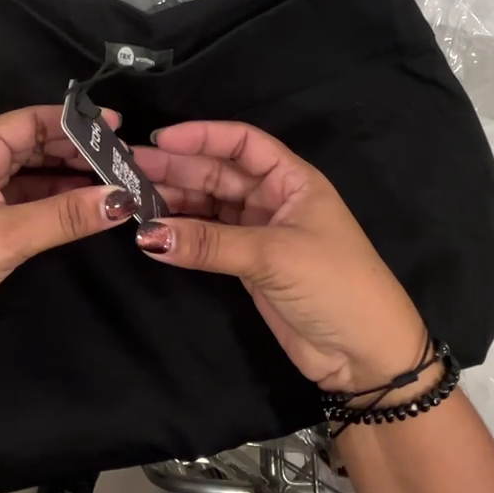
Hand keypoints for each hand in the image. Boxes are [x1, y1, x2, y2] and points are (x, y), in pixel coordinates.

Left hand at [0, 105, 140, 345]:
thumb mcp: (7, 235)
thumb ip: (65, 215)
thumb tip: (122, 199)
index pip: (30, 120)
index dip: (74, 120)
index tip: (118, 124)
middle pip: (33, 144)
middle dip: (76, 149)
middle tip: (121, 158)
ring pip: (30, 173)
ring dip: (67, 176)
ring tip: (112, 180)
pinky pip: (24, 199)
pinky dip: (52, 201)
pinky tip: (82, 207)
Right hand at [133, 122, 428, 394]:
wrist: (367, 357)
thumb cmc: (335, 284)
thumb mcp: (274, 255)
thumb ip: (209, 243)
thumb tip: (147, 234)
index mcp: (292, 179)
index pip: (242, 142)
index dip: (202, 135)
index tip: (159, 139)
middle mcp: (272, 198)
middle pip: (217, 172)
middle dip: (175, 169)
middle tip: (126, 169)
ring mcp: (258, 231)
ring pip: (207, 205)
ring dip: (172, 201)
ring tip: (129, 197)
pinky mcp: (247, 264)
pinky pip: (207, 237)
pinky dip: (181, 233)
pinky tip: (152, 230)